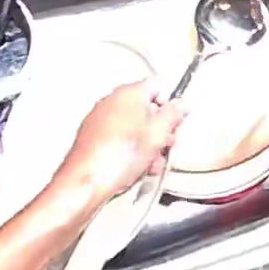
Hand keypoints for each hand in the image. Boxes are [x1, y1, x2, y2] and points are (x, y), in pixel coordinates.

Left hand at [50, 82, 186, 208]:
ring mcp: (99, 119)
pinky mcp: (91, 137)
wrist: (86, 182)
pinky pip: (118, 138)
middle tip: (165, 145)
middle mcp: (112, 101)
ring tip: (151, 163)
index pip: (158, 87)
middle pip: (146, 108)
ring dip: (147, 143)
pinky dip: (129, 149)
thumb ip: (174, 114)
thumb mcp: (159, 133)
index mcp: (129, 92)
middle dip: (159, 128)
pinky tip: (135, 168)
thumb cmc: (120, 155)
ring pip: (133, 126)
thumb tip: (182, 104)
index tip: (175, 123)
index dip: (170, 105)